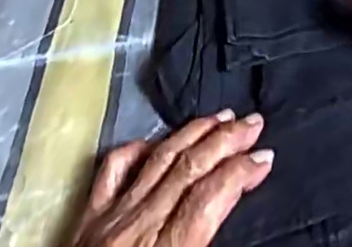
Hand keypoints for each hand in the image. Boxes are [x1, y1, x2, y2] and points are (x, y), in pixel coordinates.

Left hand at [69, 110, 273, 246]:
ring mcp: (109, 219)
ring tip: (223, 117)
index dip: (240, 172)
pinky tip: (159, 140)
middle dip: (226, 140)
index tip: (265, 158)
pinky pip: (115, 168)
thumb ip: (202, 243)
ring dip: (195, 132)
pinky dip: (140, 147)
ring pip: (159, 158)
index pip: (208, 198)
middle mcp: (136, 229)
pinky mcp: (87, 218)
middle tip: (253, 122)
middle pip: (188, 168)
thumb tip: (228, 207)